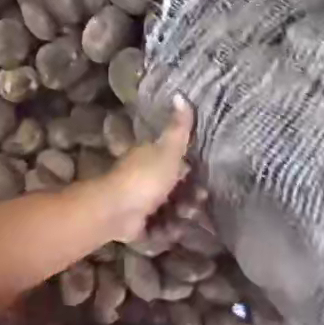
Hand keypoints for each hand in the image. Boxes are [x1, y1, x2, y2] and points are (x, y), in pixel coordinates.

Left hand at [101, 95, 195, 241]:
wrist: (117, 209)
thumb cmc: (145, 177)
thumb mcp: (167, 150)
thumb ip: (179, 128)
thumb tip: (180, 94)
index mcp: (151, 157)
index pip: (176, 163)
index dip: (193, 172)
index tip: (206, 182)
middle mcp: (145, 177)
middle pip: (175, 189)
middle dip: (189, 198)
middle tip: (197, 203)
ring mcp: (141, 201)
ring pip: (169, 210)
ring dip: (179, 216)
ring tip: (182, 217)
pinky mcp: (138, 223)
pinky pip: (159, 228)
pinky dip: (165, 230)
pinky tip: (170, 230)